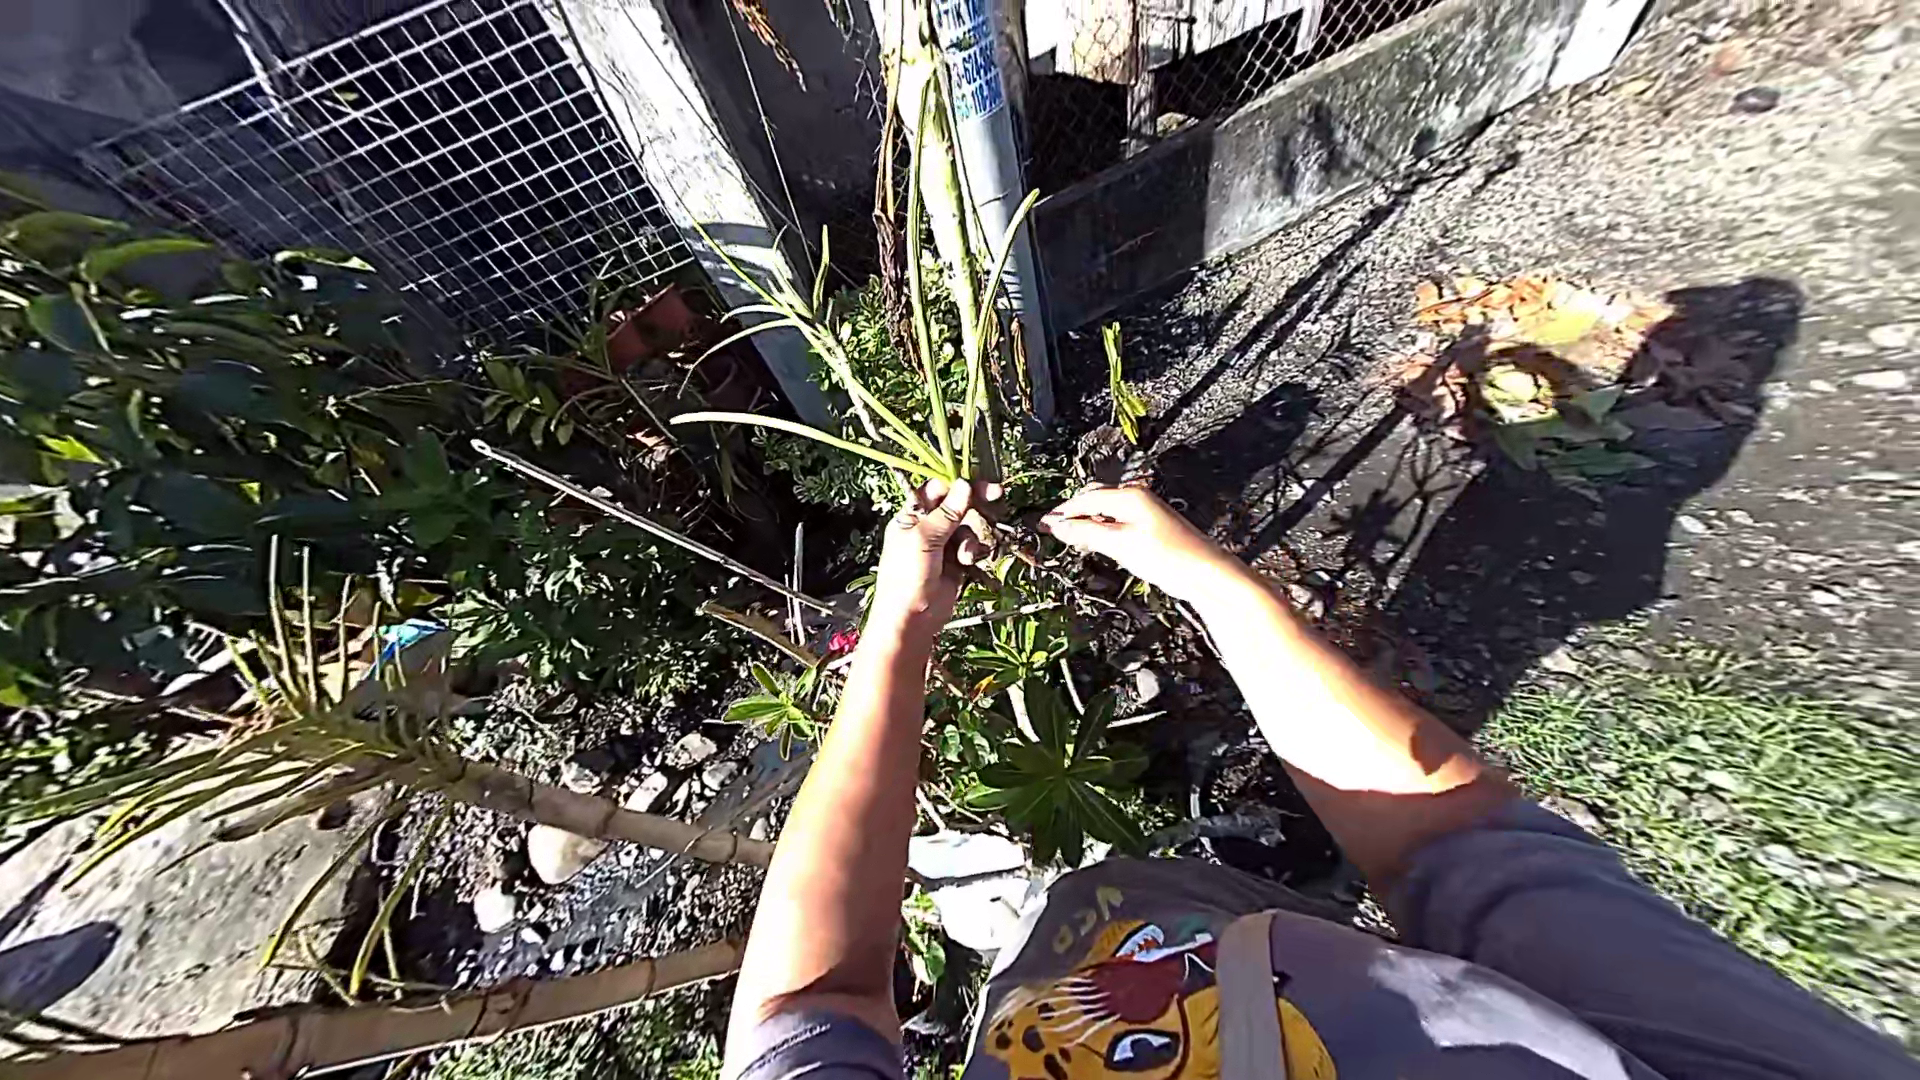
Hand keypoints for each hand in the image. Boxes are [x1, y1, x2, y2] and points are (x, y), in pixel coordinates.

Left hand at [867, 479, 994, 630]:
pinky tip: (971, 561)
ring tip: (966, 556)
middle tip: (997, 494)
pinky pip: (972, 547)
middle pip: (956, 506)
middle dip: (974, 504)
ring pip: (968, 527)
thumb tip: (964, 484)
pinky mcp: (956, 563)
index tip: (979, 481)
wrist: (912, 619)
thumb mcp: (924, 538)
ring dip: (971, 538)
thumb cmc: (908, 576)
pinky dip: (975, 551)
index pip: (936, 490)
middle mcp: (927, 527)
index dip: (957, 484)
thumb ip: (947, 512)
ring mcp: (943, 545)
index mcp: (911, 516)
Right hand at [1040, 485, 1251, 604]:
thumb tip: (1058, 526)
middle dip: (1072, 513)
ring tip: (1068, 536)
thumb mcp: (1120, 544)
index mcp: (1129, 496)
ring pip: (1106, 512)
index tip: (1042, 524)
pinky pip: (1117, 523)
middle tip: (1051, 529)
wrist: (1206, 574)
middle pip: (1095, 500)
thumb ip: (1086, 533)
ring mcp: (1145, 513)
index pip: (1086, 498)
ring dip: (1086, 521)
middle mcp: (1137, 498)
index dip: (1062, 512)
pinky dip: (1100, 529)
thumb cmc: (1168, 556)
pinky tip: (1096, 542)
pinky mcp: (1150, 529)